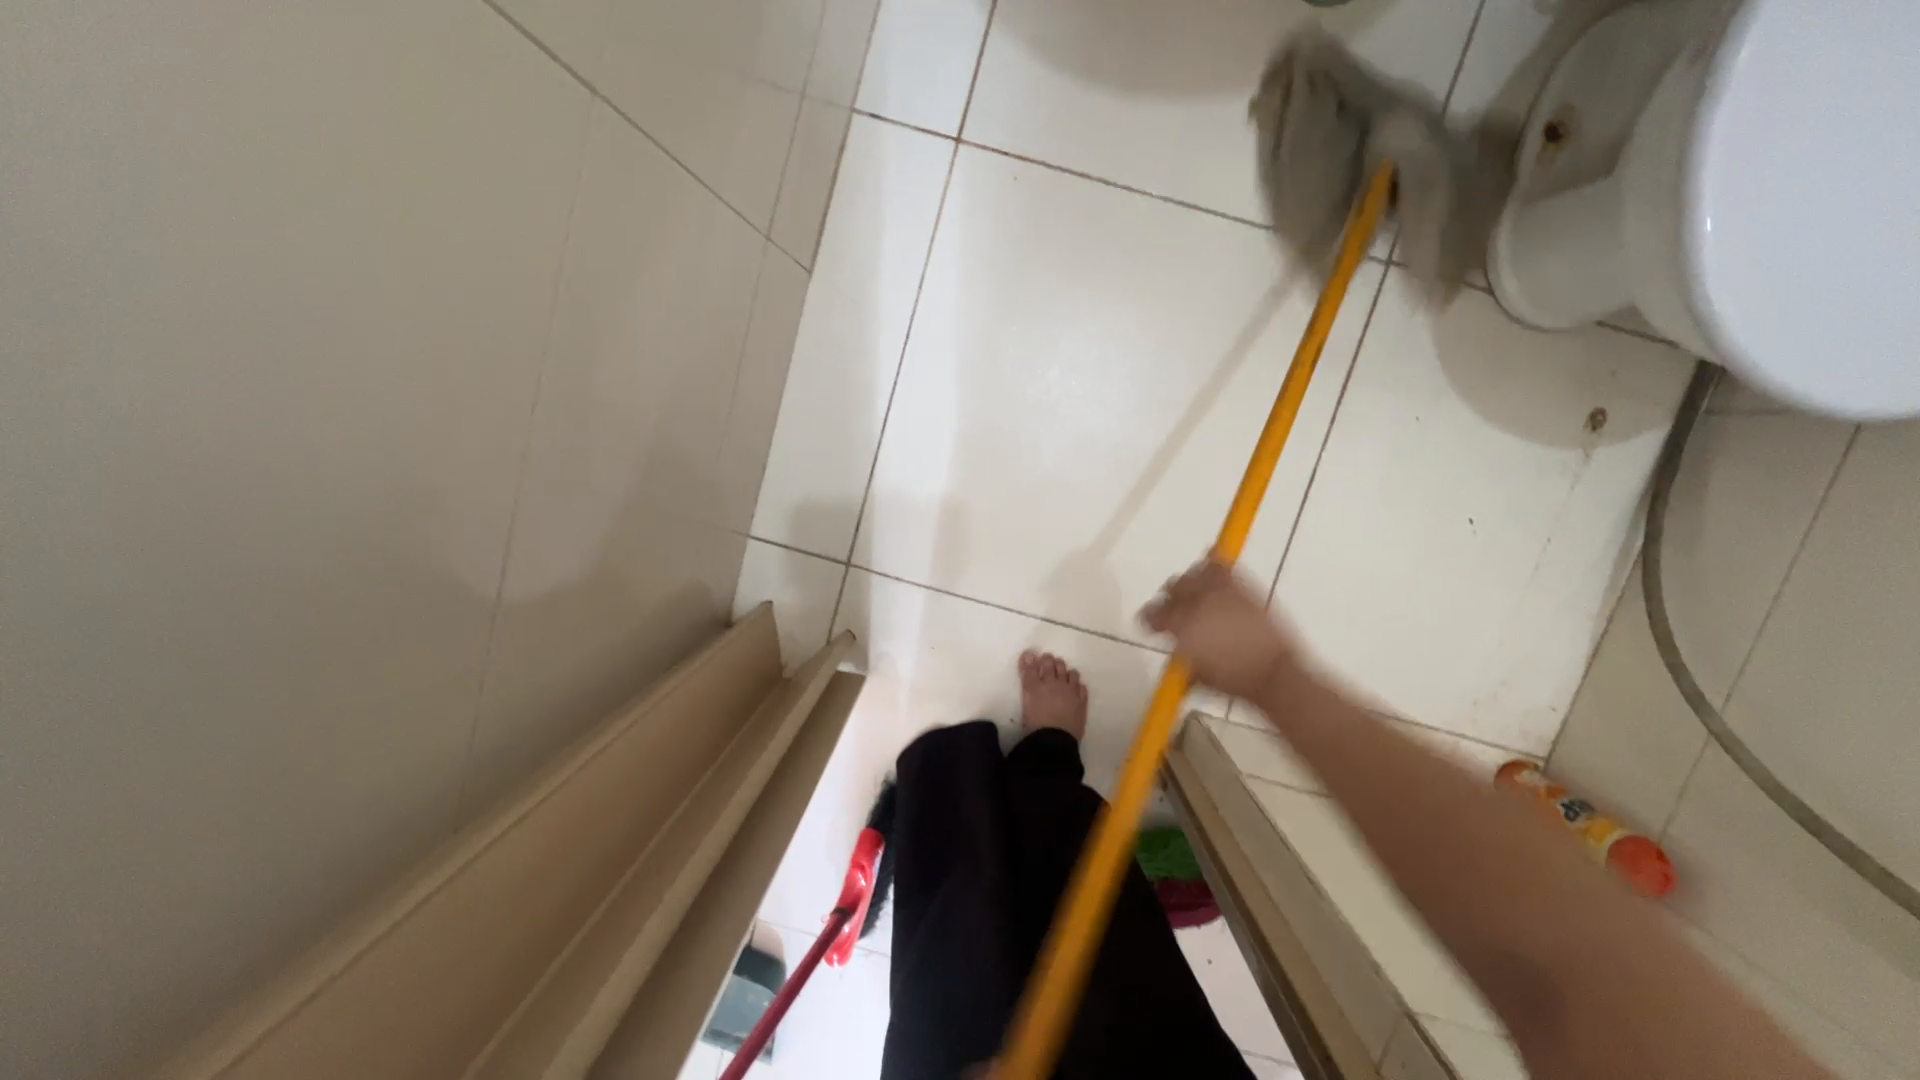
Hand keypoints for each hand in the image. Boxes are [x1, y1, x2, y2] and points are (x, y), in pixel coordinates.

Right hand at [1140, 560, 1299, 700]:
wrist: (1275, 673)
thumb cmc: (1234, 681)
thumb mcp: (1197, 674)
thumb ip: (1181, 653)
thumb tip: (1176, 644)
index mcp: (1181, 627)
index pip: (1153, 612)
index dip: (1149, 618)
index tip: (1153, 626)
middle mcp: (1196, 604)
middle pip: (1172, 588)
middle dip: (1170, 598)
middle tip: (1175, 608)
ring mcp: (1219, 593)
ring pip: (1194, 573)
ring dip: (1190, 582)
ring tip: (1195, 591)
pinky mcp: (1241, 587)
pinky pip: (1220, 566)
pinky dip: (1212, 565)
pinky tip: (1212, 572)